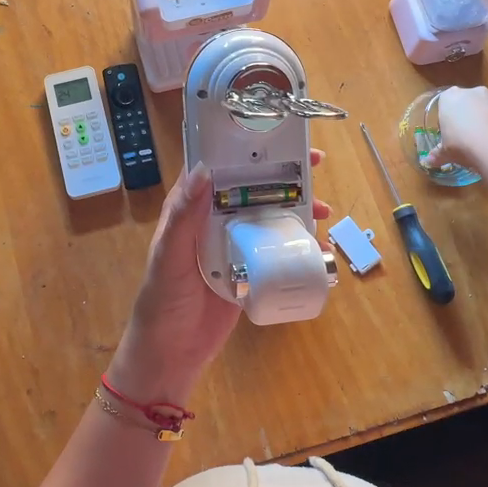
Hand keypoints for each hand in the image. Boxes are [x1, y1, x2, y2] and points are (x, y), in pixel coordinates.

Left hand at [108, 150, 329, 402]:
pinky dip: (297, 243)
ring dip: (296, 207)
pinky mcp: (248, 270)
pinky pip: (275, 249)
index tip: (275, 133)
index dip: (243, 146)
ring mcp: (233, 245)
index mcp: (189, 209)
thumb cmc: (163, 300)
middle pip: (251, 187)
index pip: (216, 167)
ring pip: (268, 215)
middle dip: (282, 173)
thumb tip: (206, 169)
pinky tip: (320, 244)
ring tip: (324, 209)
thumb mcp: (169, 255)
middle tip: (316, 164)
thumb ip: (185, 215)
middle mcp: (212, 220)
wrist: (171, 353)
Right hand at [424, 86, 487, 180]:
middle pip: (464, 102)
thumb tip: (427, 162)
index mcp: (449, 97)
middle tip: (463, 136)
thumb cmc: (461, 143)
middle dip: (464, 115)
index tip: (448, 132)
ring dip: (481, 118)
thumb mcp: (445, 152)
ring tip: (481, 140)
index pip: (444, 103)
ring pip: (482, 107)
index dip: (446, 118)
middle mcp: (469, 92)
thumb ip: (437, 154)